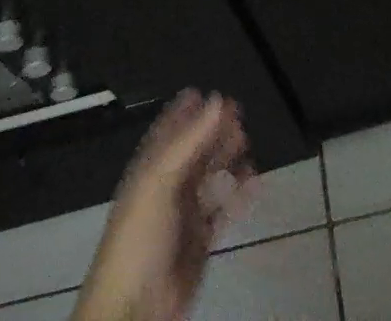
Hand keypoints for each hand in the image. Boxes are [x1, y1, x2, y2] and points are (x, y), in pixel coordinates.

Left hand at [72, 90, 255, 320]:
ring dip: (227, 159)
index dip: (183, 114)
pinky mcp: (201, 239)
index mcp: (147, 173)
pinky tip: (255, 180)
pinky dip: (238, 194)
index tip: (202, 91)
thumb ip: (188, 142)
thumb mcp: (158, 183)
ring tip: (247, 139)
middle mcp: (165, 189)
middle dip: (212, 132)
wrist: (136, 307)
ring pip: (210, 178)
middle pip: (192, 153)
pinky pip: (223, 209)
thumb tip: (216, 100)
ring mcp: (184, 215)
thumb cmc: (140, 239)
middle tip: (237, 109)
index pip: (166, 135)